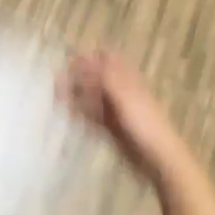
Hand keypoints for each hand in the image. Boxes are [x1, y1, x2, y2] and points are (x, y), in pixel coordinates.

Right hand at [59, 51, 194, 182]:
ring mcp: (116, 110)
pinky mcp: (112, 128)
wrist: (158, 157)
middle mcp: (120, 91)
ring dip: (77, 96)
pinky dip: (81, 114)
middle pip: (96, 78)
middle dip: (78, 78)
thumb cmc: (144, 123)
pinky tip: (68, 115)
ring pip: (93, 97)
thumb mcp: (124, 96)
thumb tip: (85, 56)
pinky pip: (93, 117)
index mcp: (127, 79)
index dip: (89, 58)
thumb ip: (105, 76)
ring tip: (56, 98)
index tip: (68, 62)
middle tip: (56, 83)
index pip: (106, 59)